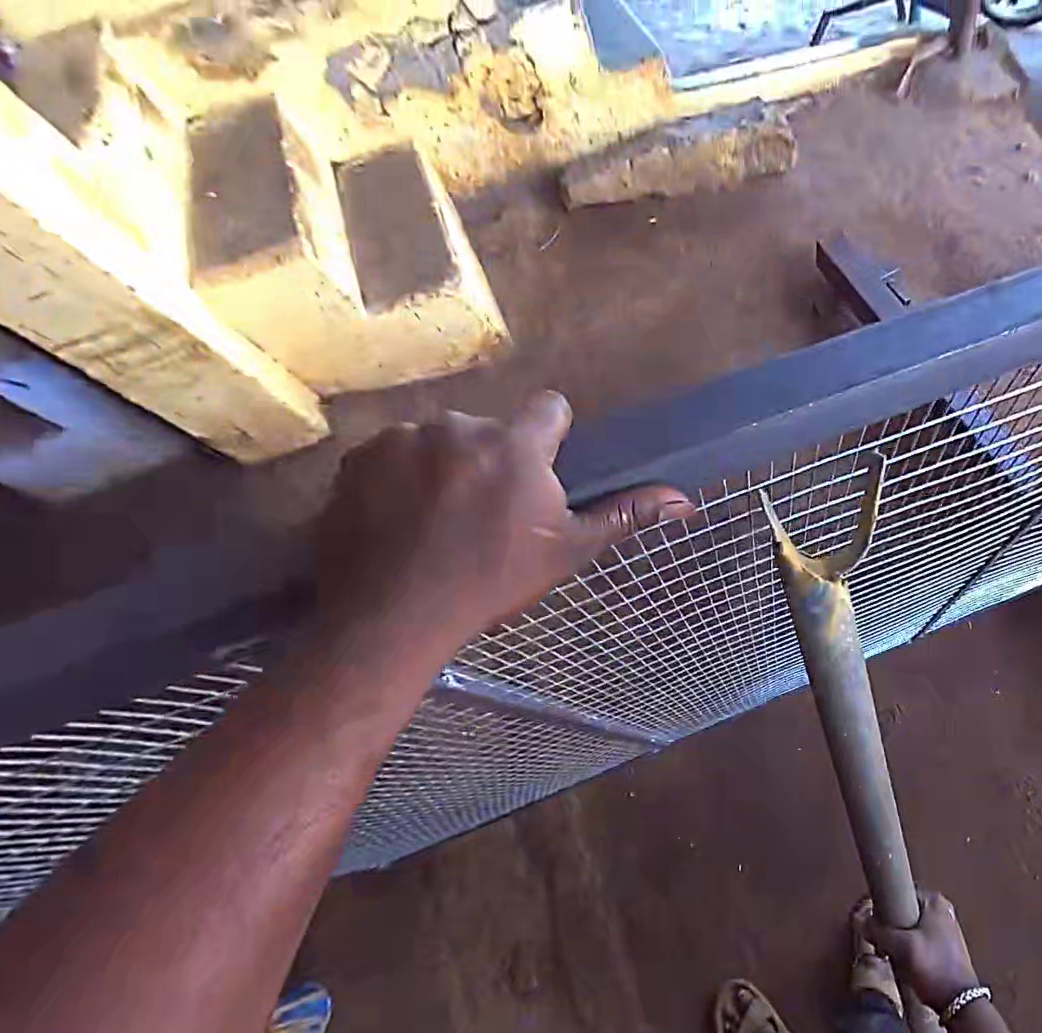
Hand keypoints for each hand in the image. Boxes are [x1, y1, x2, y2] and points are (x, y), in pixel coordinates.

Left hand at [313, 391, 692, 651]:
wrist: (392, 616)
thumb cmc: (494, 581)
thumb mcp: (570, 549)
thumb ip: (625, 514)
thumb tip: (684, 500)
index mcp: (516, 445)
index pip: (550, 407)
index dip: (552, 435)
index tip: (544, 471)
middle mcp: (459, 427)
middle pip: (494, 430)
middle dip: (498, 460)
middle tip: (491, 515)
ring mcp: (402, 438)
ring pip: (444, 441)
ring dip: (449, 466)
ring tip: (442, 519)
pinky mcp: (357, 457)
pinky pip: (395, 453)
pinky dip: (403, 476)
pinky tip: (403, 518)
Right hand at [864, 892, 980, 1012]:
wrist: (960, 1003)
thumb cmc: (935, 969)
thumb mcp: (902, 948)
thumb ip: (879, 931)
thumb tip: (860, 919)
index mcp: (935, 901)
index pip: (901, 892)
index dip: (884, 908)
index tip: (876, 925)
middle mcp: (942, 910)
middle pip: (904, 912)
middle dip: (891, 930)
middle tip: (884, 946)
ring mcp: (945, 929)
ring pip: (910, 929)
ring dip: (898, 944)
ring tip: (894, 959)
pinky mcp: (945, 947)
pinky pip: (918, 942)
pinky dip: (909, 952)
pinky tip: (906, 967)